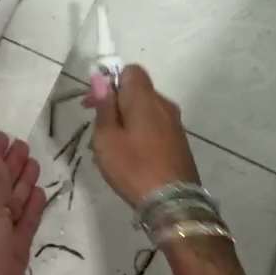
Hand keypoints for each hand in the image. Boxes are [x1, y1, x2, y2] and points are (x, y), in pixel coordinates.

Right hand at [83, 65, 199, 204]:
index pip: (131, 70)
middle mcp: (164, 105)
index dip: (111, 80)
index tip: (96, 101)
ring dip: (127, 119)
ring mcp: (175, 124)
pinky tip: (131, 156)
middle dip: (116, 102)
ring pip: (145, 110)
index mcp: (145, 100)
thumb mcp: (106, 138)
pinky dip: (140, 132)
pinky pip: (155, 126)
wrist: (173, 203)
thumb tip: (101, 79)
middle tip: (97, 127)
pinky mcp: (179, 142)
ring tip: (112, 146)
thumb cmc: (133, 167)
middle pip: (138, 91)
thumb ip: (104, 107)